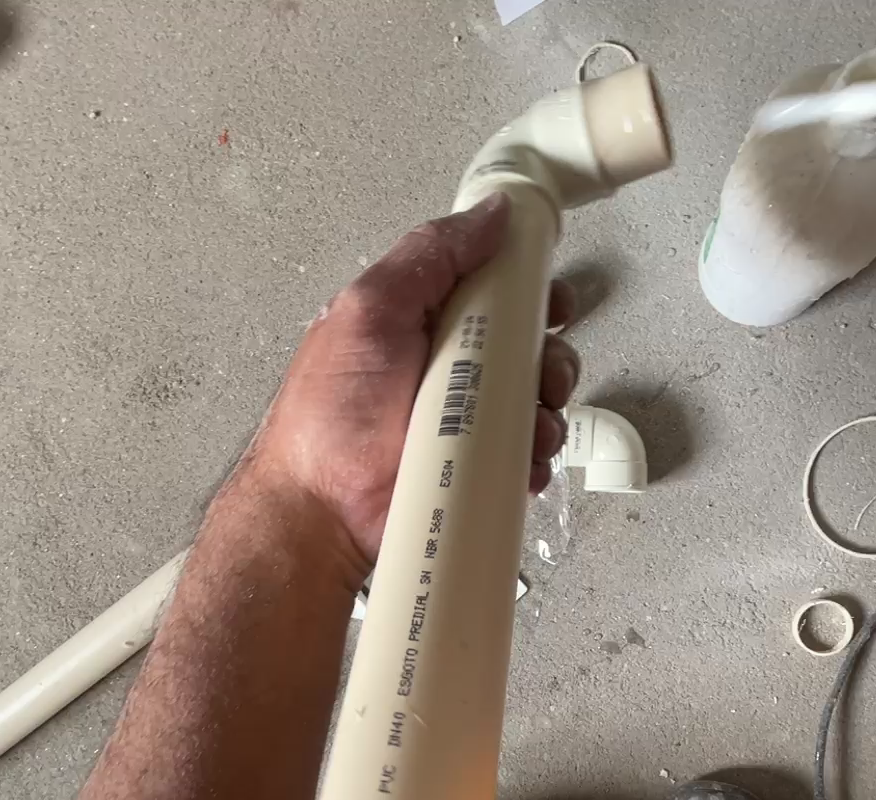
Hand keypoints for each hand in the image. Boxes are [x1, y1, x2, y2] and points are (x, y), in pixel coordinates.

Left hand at [245, 193, 580, 564]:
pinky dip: (537, 457)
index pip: (495, 296)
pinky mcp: (477, 469)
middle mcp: (452, 370)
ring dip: (549, 412)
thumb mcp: (372, 310)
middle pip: (528, 351)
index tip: (553, 302)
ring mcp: (466, 423)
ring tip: (533, 431)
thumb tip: (493, 213)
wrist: (322, 510)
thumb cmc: (334, 412)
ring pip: (536, 405)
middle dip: (550, 360)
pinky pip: (526, 455)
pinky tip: (527, 464)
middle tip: (544, 378)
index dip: (532, 294)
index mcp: (427, 324)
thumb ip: (430, 256)